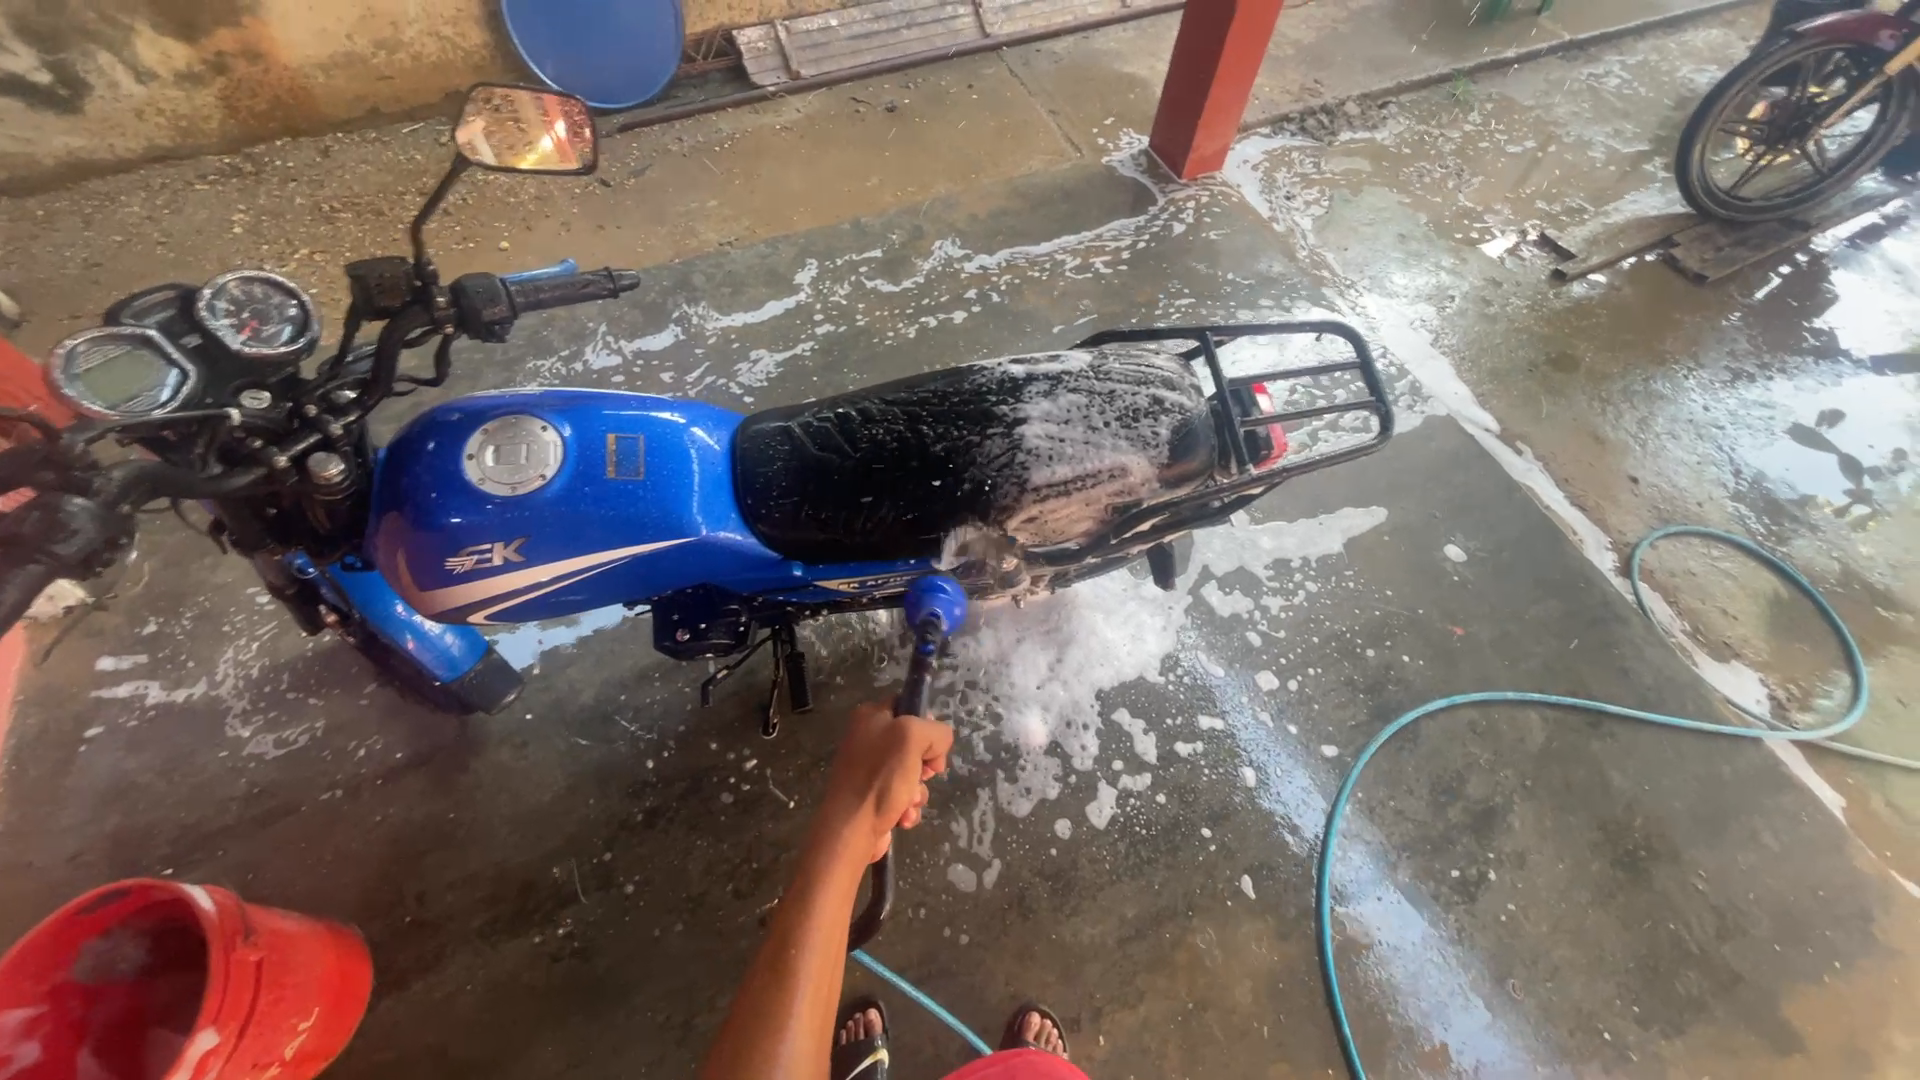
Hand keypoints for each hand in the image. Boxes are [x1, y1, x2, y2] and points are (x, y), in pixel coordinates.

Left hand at [820, 703, 952, 863]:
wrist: (851, 829)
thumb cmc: (880, 777)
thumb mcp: (914, 737)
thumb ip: (935, 730)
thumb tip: (935, 749)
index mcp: (870, 716)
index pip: (909, 705)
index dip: (927, 724)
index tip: (933, 745)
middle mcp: (867, 739)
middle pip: (915, 742)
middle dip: (925, 763)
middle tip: (924, 774)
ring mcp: (869, 769)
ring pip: (913, 771)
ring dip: (918, 790)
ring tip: (908, 801)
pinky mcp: (872, 796)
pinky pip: (903, 795)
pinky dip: (908, 807)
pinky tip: (903, 816)